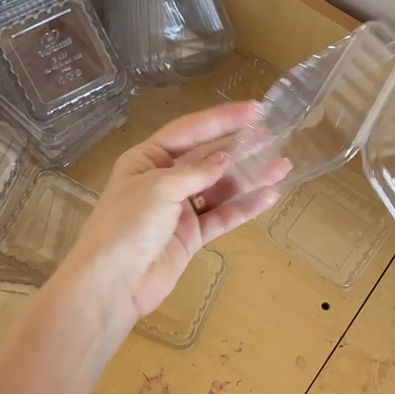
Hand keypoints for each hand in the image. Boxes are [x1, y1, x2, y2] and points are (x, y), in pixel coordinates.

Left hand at [61, 101, 287, 324]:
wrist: (113, 282)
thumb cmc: (127, 225)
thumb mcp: (159, 188)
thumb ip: (195, 172)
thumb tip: (226, 159)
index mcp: (147, 159)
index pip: (189, 130)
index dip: (221, 119)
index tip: (255, 110)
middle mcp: (164, 180)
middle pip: (208, 158)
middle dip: (241, 149)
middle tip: (275, 137)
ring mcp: (179, 209)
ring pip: (220, 188)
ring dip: (249, 178)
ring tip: (281, 167)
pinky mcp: (191, 236)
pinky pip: (222, 216)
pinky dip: (244, 208)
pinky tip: (267, 197)